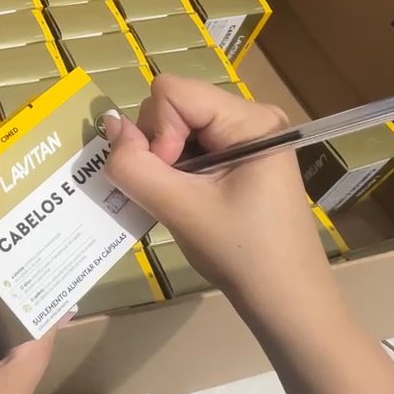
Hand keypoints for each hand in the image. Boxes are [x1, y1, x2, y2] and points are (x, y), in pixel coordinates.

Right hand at [102, 75, 328, 306]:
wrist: (285, 301)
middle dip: (158, 145)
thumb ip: (134, 165)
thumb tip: (109, 123)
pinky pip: (187, 140)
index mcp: (250, 119)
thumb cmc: (241, 254)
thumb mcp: (179, 209)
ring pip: (174, 123)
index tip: (174, 178)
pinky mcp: (238, 153)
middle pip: (172, 104)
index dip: (157, 132)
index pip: (171, 92)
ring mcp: (245, 134)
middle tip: (176, 191)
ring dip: (163, 159)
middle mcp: (250, 116)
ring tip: (182, 197)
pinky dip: (174, 166)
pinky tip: (188, 195)